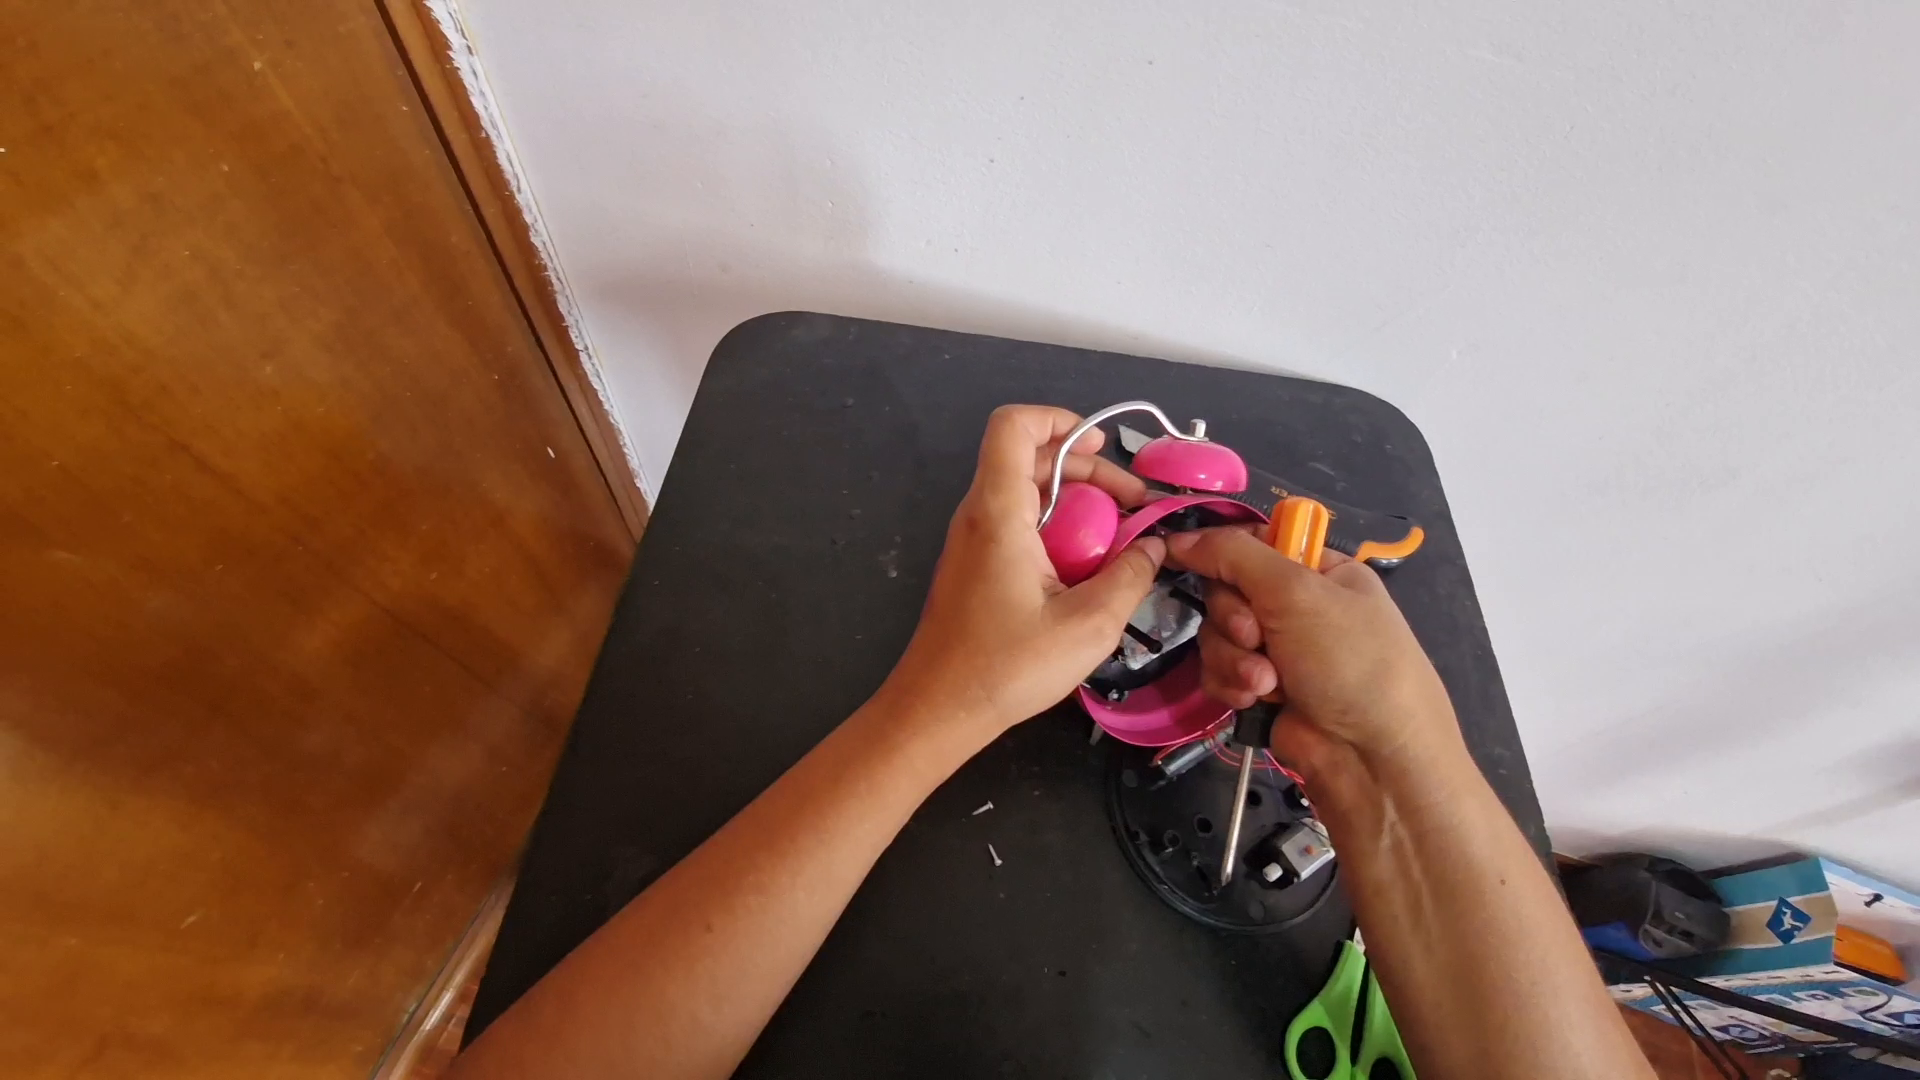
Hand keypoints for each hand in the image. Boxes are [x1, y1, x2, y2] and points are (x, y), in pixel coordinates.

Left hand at [876, 406, 1166, 745]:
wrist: (939, 708)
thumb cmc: (1007, 666)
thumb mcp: (1087, 625)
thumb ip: (1129, 577)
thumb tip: (1153, 547)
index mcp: (998, 511)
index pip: (1013, 426)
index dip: (1059, 420)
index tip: (1102, 447)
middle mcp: (979, 514)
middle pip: (1029, 458)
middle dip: (1087, 469)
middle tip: (1132, 507)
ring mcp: (972, 540)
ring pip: (1025, 492)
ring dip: (1075, 503)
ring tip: (1118, 538)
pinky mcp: (974, 565)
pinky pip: (1017, 524)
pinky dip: (1055, 529)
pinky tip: (1084, 568)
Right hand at [1164, 527, 1460, 778]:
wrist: (1371, 758)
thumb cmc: (1349, 661)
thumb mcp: (1296, 592)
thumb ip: (1231, 554)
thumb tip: (1177, 535)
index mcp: (1320, 571)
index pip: (1252, 544)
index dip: (1223, 555)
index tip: (1202, 563)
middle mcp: (1297, 606)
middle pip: (1226, 591)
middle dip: (1234, 619)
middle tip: (1257, 637)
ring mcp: (1277, 649)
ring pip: (1216, 634)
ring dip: (1233, 658)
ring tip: (1267, 682)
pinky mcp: (1258, 687)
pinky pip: (1217, 670)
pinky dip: (1231, 683)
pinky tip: (1257, 699)